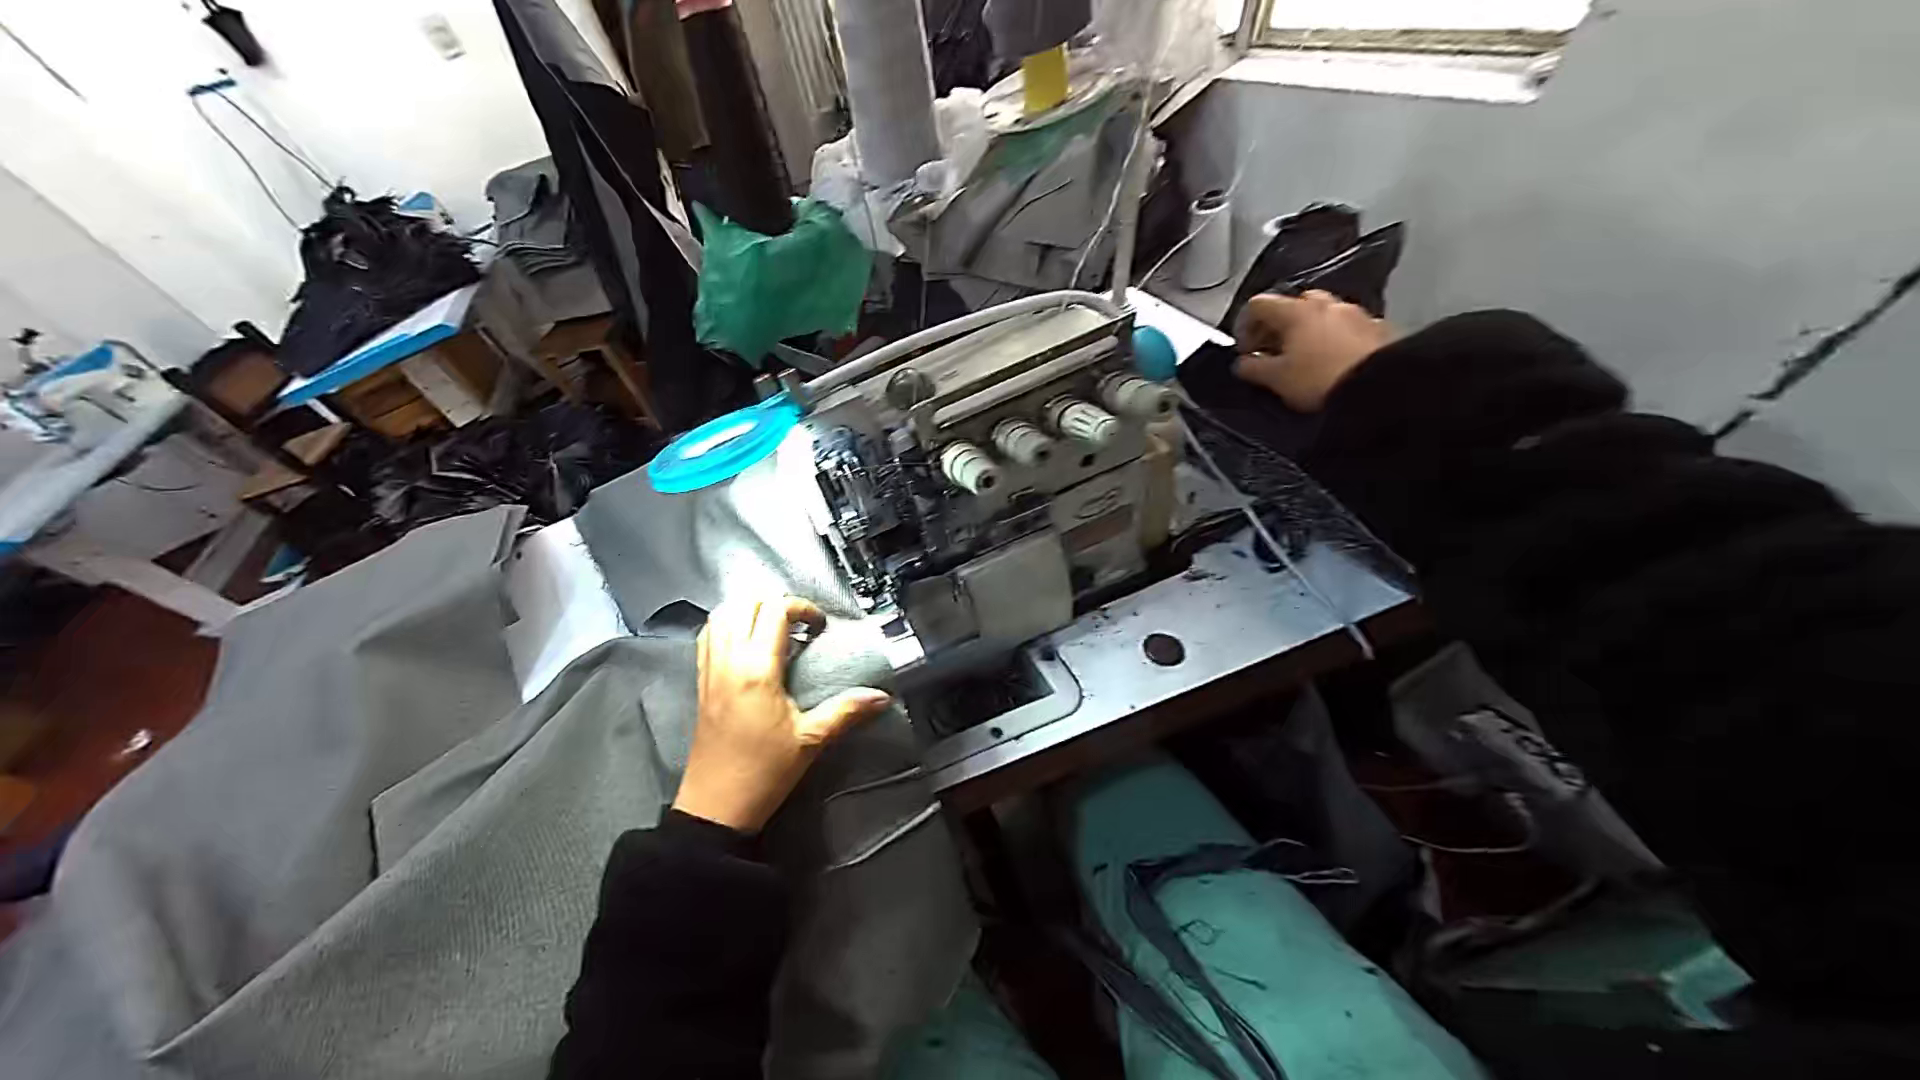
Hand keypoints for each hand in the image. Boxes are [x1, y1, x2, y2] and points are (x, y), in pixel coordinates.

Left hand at [673, 596, 892, 832]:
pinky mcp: (701, 683)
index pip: (774, 611)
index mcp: (756, 670)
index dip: (801, 607)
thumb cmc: (764, 773)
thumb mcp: (811, 739)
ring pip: (721, 615)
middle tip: (800, 622)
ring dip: (749, 610)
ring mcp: (709, 670)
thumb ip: (847, 711)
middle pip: (745, 603)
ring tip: (774, 627)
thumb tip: (881, 697)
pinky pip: (708, 636)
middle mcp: (728, 662)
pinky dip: (728, 625)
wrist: (715, 807)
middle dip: (775, 603)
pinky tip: (747, 643)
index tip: (819, 626)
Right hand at [1232, 290, 1396, 410]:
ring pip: (1323, 314)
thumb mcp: (1276, 379)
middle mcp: (1326, 305)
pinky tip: (1331, 362)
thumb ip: (1252, 368)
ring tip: (1303, 359)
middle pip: (1293, 305)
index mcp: (1296, 312)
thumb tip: (1243, 364)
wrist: (1379, 387)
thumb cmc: (1322, 379)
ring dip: (1307, 331)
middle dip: (1279, 326)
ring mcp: (1354, 314)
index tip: (1246, 349)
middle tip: (1273, 351)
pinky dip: (1334, 340)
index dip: (1245, 326)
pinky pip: (1347, 329)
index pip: (1259, 305)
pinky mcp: (1376, 330)